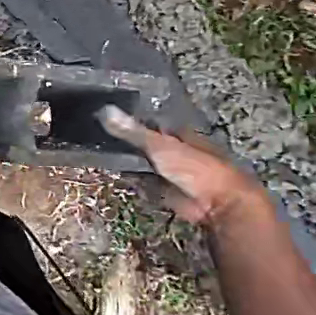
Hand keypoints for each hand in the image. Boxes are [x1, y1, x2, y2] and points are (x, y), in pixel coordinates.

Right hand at [97, 106, 273, 228]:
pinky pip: (144, 183)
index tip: (104, 113)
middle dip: (126, 140)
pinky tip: (116, 175)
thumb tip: (104, 110)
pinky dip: (132, 181)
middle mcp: (174, 149)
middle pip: (144, 142)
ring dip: (127, 161)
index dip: (129, 117)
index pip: (149, 120)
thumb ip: (133, 131)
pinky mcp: (166, 192)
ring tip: (100, 152)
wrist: (217, 204)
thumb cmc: (195, 167)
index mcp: (177, 132)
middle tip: (98, 134)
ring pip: (143, 162)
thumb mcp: (160, 145)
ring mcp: (170, 171)